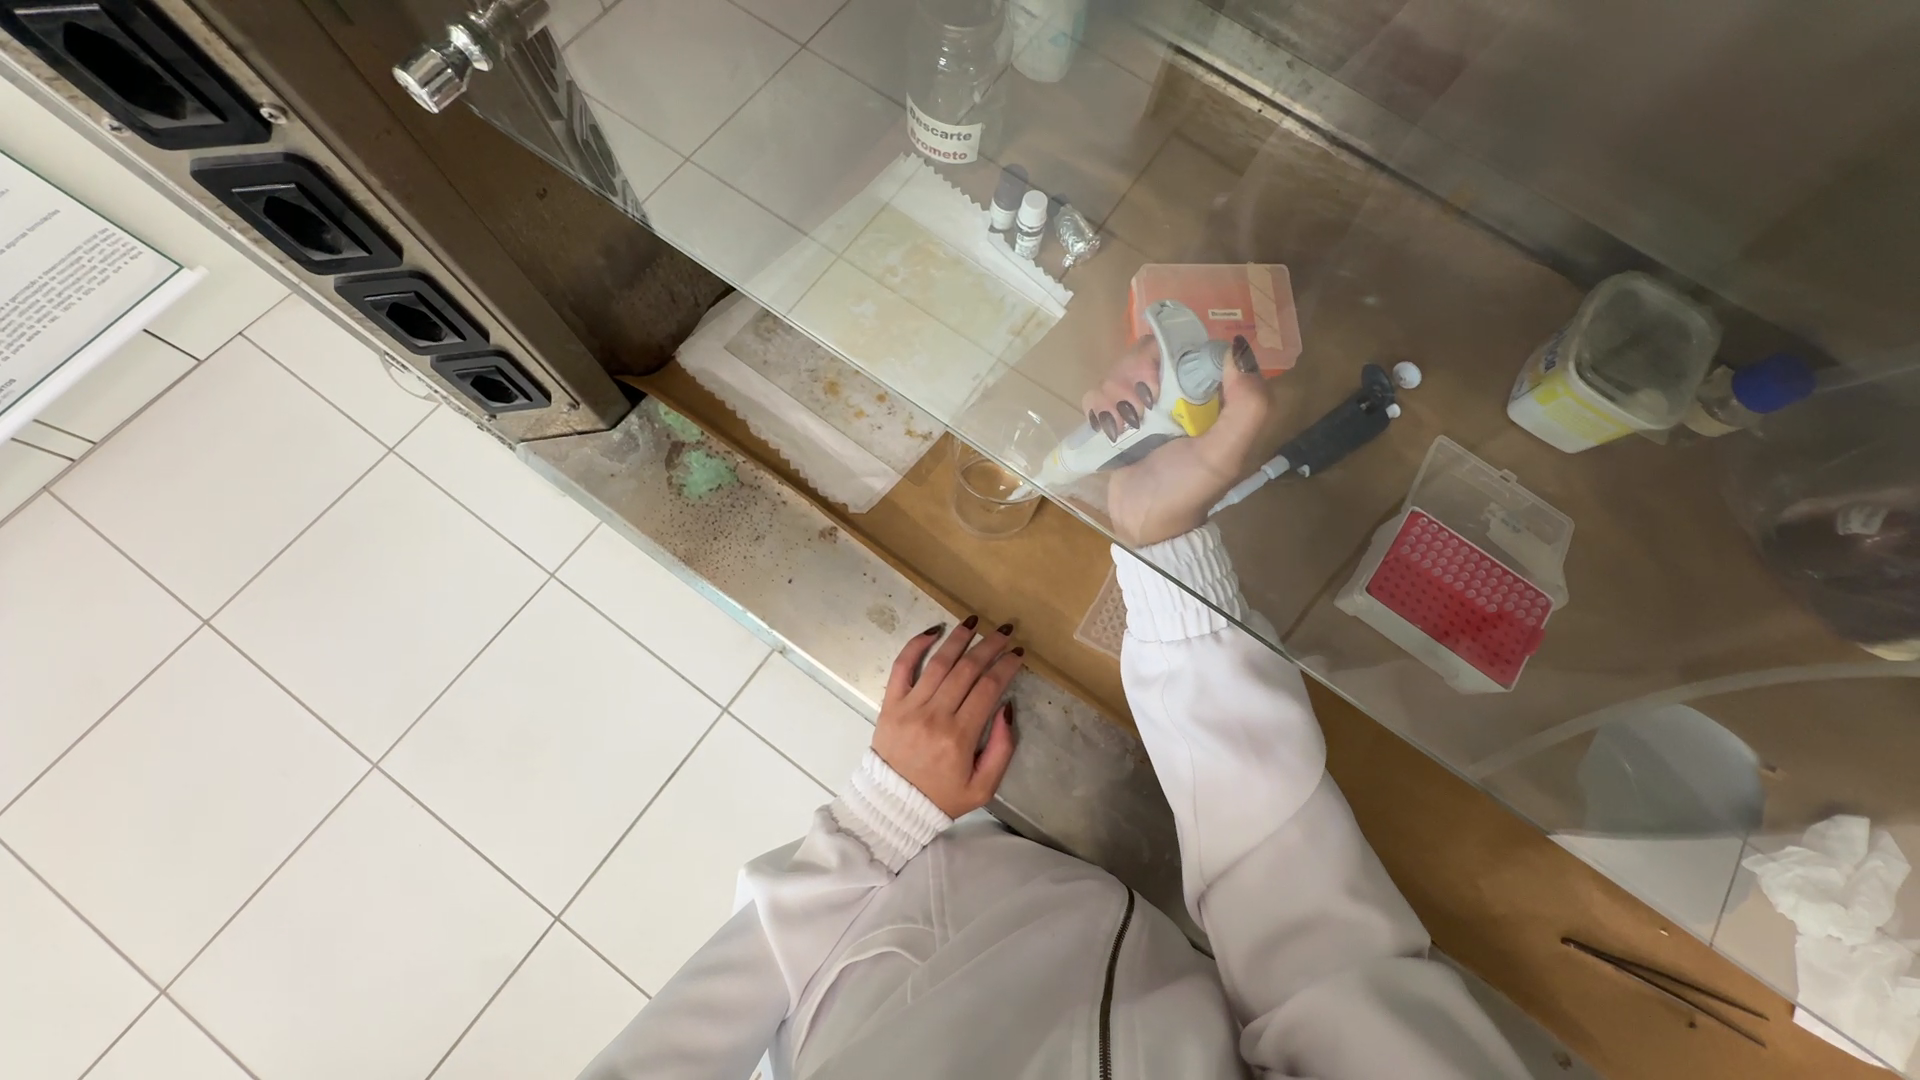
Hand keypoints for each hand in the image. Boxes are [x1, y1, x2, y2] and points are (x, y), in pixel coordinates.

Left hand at [871, 617, 1023, 818]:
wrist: (892, 806)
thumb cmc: (941, 797)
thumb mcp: (983, 787)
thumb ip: (1002, 749)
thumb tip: (1007, 709)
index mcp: (960, 737)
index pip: (988, 688)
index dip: (1006, 666)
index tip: (1018, 654)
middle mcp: (935, 715)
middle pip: (967, 669)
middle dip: (990, 646)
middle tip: (1006, 631)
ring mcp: (910, 706)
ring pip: (939, 662)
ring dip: (959, 638)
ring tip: (975, 621)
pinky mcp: (891, 703)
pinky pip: (902, 666)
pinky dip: (916, 645)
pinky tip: (934, 630)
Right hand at [1090, 336, 1271, 546]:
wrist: (1146, 524)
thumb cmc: (1188, 490)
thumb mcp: (1226, 453)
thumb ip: (1247, 407)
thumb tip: (1237, 350)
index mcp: (1204, 395)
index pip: (1185, 346)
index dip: (1171, 353)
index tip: (1164, 379)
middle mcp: (1171, 394)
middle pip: (1146, 352)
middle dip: (1138, 374)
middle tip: (1144, 405)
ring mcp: (1139, 406)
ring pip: (1118, 371)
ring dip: (1117, 395)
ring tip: (1128, 425)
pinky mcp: (1111, 421)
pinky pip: (1095, 394)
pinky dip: (1098, 408)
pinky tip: (1111, 430)